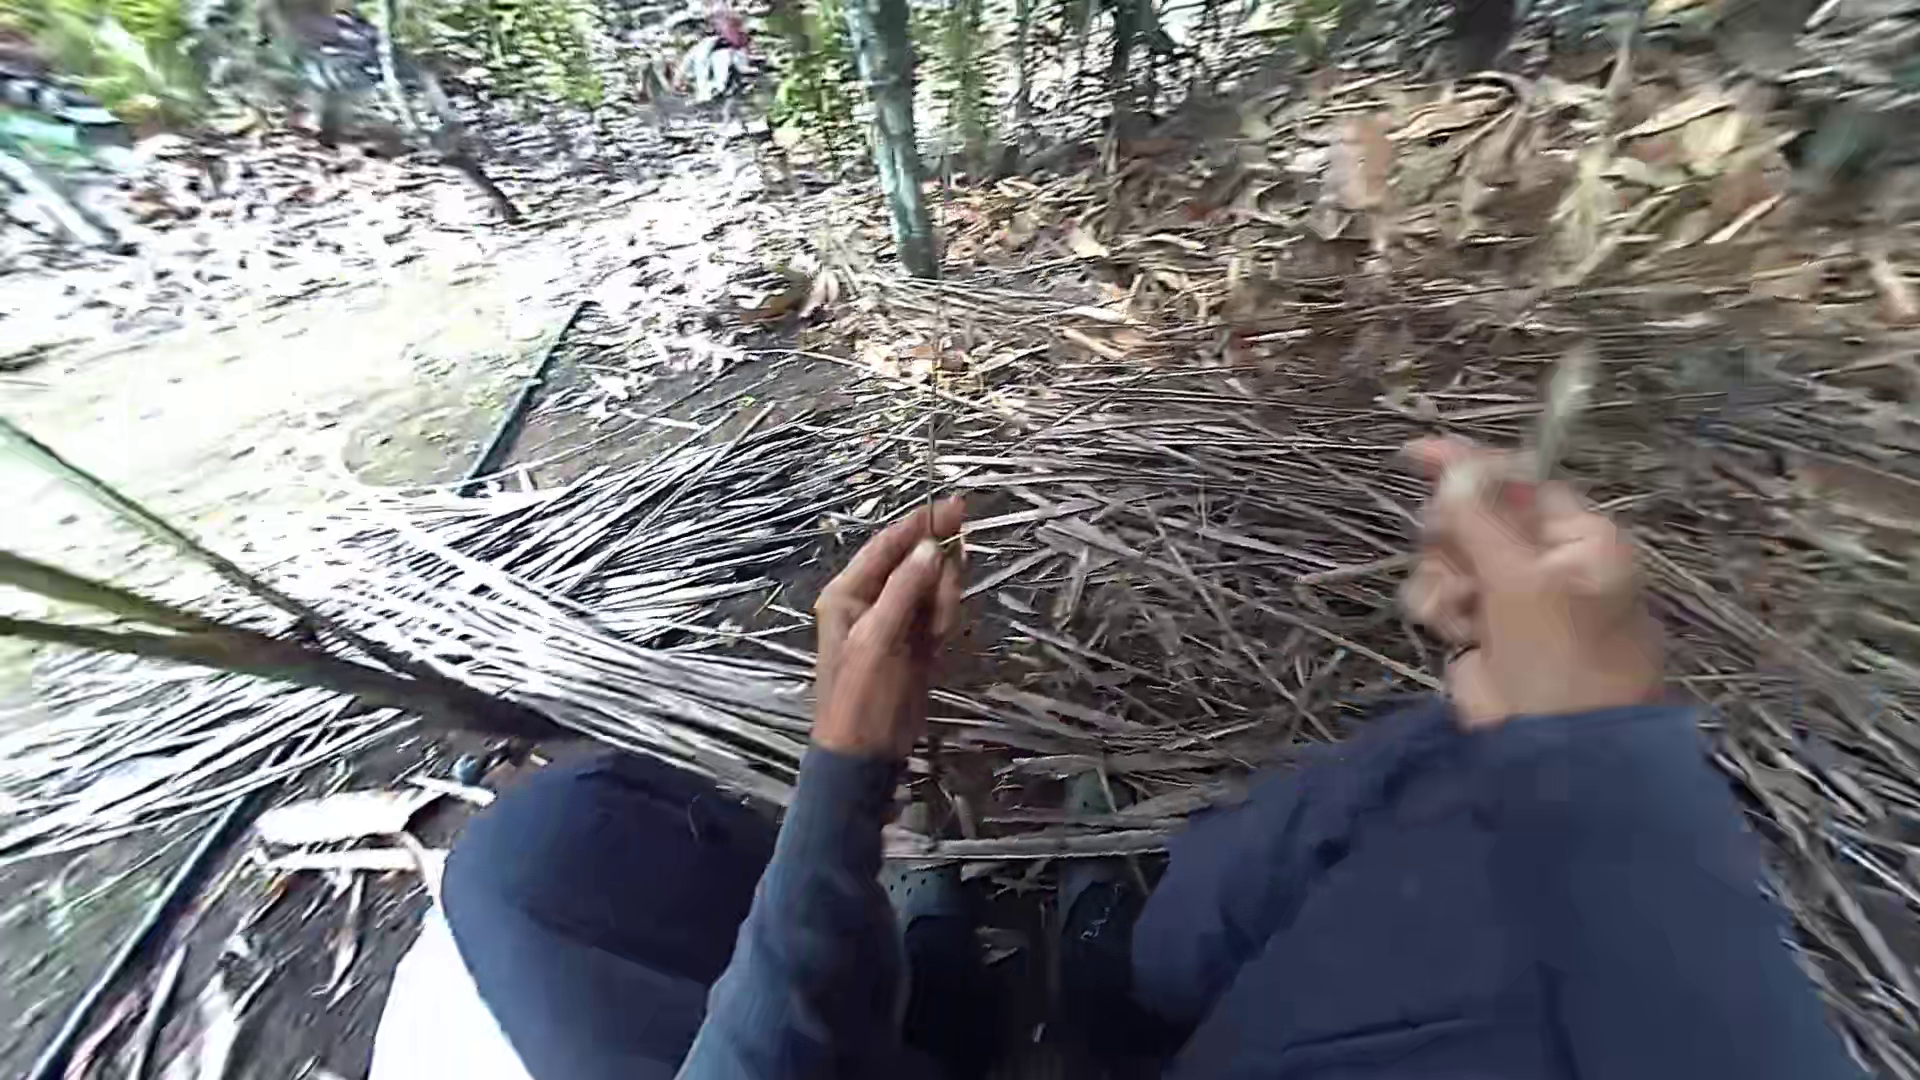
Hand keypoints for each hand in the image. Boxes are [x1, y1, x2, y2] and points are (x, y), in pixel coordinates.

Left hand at [812, 498, 965, 758]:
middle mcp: (870, 597)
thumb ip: (904, 589)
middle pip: (913, 562)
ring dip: (941, 599)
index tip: (955, 505)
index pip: (887, 545)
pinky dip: (943, 615)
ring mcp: (895, 617)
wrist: (867, 751)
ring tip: (935, 631)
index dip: (920, 524)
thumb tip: (932, 547)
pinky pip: (937, 608)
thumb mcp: (879, 638)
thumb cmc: (863, 694)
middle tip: (941, 602)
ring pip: (931, 585)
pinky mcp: (915, 636)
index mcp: (848, 591)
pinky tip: (939, 633)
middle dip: (935, 574)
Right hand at [1402, 437, 1663, 729]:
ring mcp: (1502, 589)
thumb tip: (1453, 469)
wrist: (1547, 739)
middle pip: (1468, 518)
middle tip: (1457, 564)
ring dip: (1441, 583)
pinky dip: (1435, 608)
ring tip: (1464, 615)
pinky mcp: (1471, 617)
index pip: (1514, 482)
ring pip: (1441, 557)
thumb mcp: (1521, 581)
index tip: (1411, 454)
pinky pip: (1433, 589)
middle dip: (1450, 542)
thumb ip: (1482, 522)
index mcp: (1574, 538)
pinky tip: (1455, 632)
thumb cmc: (1558, 654)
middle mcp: (1538, 557)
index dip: (1464, 465)